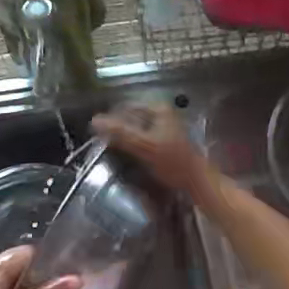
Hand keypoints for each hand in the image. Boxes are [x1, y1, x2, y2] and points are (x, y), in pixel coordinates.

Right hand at [91, 103, 208, 191]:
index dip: (110, 119)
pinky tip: (126, 154)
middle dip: (116, 128)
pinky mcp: (163, 139)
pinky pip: (142, 137)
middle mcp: (161, 112)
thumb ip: (120, 132)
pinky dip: (132, 144)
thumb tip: (94, 120)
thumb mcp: (143, 146)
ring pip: (135, 128)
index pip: (125, 108)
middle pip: (130, 117)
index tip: (95, 133)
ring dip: (123, 137)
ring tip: (110, 149)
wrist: (195, 181)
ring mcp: (163, 125)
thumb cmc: (172, 162)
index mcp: (158, 108)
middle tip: (101, 142)